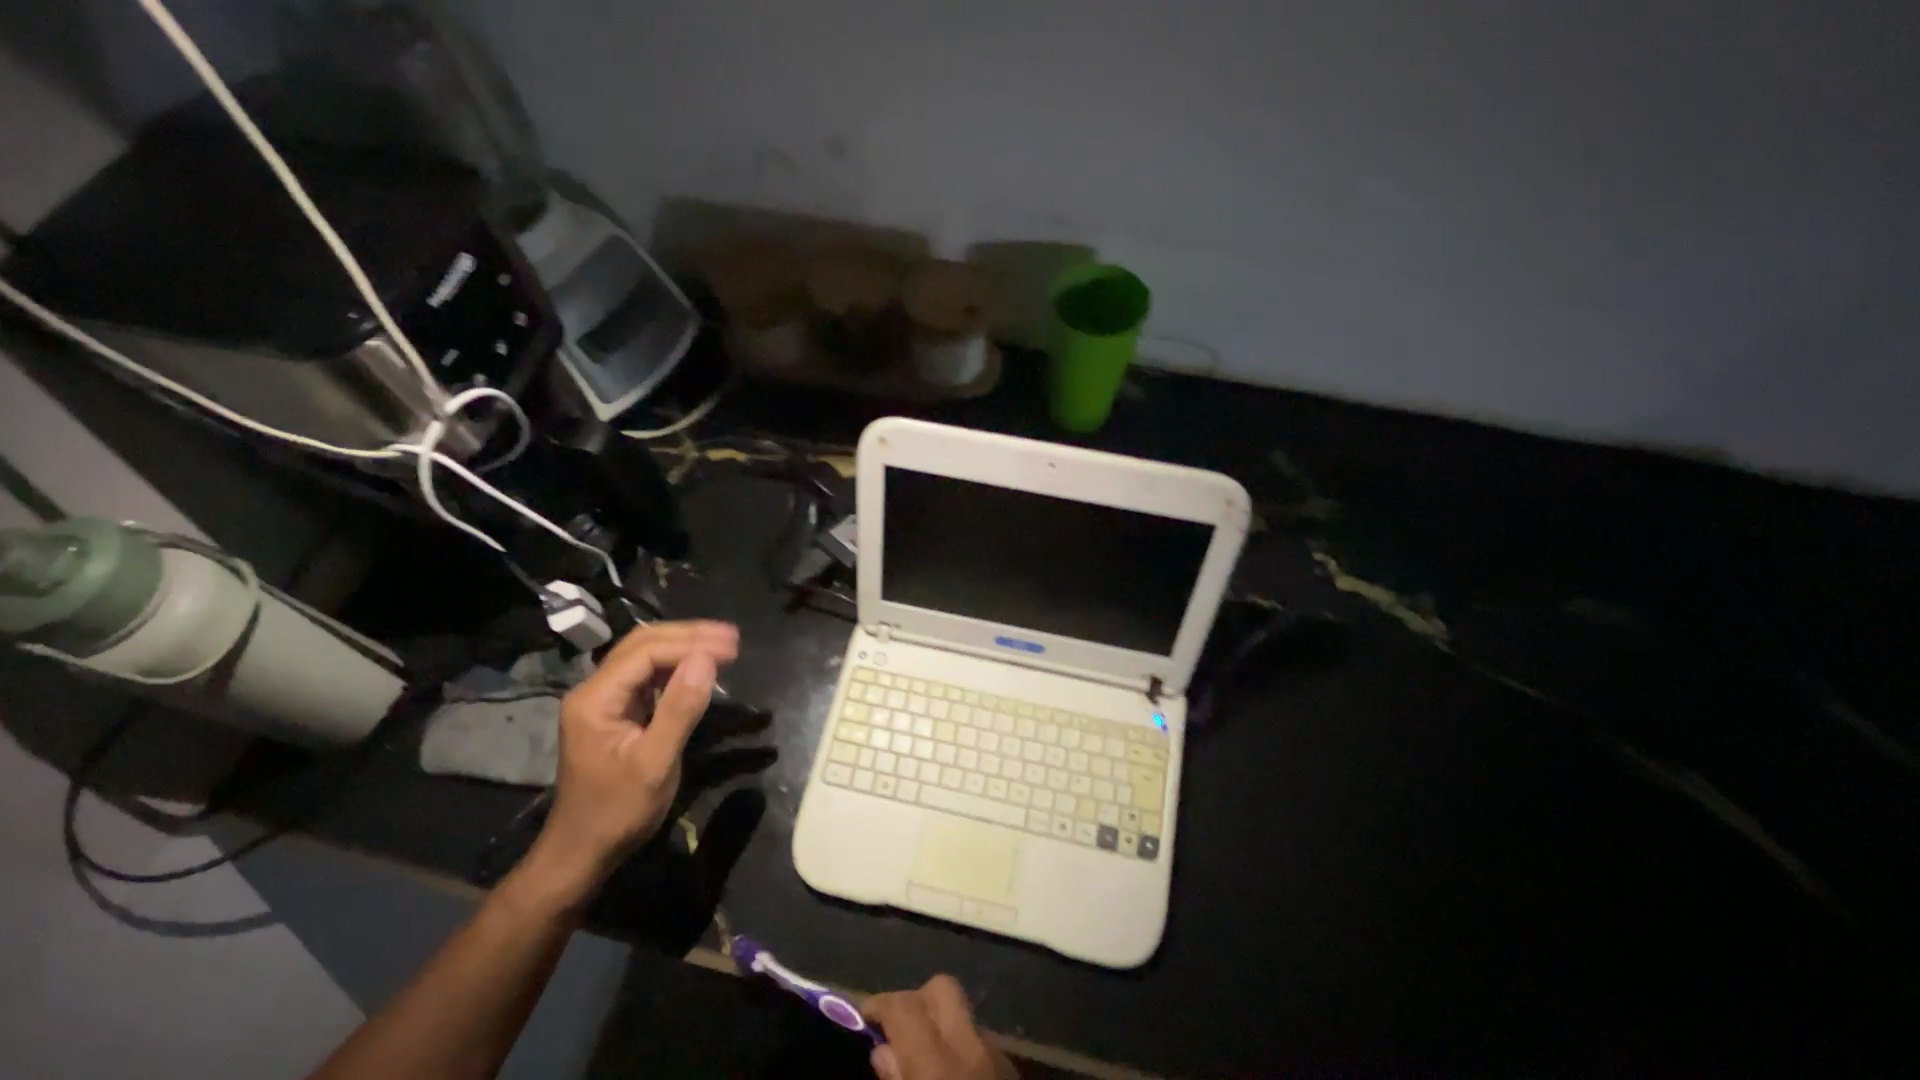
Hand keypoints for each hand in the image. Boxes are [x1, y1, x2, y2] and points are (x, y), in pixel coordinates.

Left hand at [521, 621, 739, 903]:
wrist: (582, 851)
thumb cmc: (617, 812)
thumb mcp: (655, 763)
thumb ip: (680, 709)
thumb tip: (706, 660)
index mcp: (595, 699)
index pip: (646, 652)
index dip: (691, 644)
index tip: (733, 648)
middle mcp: (594, 691)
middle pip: (641, 645)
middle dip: (688, 636)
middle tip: (732, 639)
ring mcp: (603, 702)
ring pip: (644, 658)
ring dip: (683, 648)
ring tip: (723, 647)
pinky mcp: (615, 715)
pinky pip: (645, 678)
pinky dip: (675, 668)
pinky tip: (699, 669)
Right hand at [863, 976, 1017, 1079]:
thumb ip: (896, 1077)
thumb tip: (884, 1050)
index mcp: (936, 1063)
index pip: (904, 1004)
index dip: (879, 1005)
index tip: (864, 1019)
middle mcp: (969, 1047)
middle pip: (942, 988)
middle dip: (915, 998)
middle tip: (897, 1029)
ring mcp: (997, 1054)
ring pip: (964, 1014)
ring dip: (941, 1024)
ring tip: (924, 1052)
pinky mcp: (1013, 1067)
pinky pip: (981, 1040)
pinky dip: (962, 1045)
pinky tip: (954, 1070)